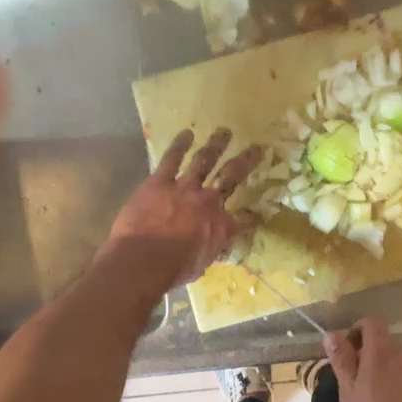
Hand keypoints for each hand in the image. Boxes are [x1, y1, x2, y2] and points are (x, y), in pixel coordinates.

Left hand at [104, 128, 262, 283]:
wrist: (144, 260)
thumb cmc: (173, 270)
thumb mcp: (199, 266)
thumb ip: (208, 252)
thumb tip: (214, 249)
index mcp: (221, 227)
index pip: (243, 220)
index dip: (251, 215)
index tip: (256, 211)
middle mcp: (209, 202)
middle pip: (232, 177)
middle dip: (246, 161)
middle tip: (257, 148)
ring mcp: (184, 188)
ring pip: (204, 160)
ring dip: (216, 145)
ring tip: (224, 132)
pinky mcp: (159, 182)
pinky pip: (171, 159)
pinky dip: (179, 145)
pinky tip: (186, 133)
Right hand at [323, 319, 401, 401]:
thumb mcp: (349, 394)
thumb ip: (342, 361)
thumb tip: (332, 334)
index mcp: (381, 352)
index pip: (371, 323)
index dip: (358, 332)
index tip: (350, 353)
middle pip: (387, 346)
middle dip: (373, 359)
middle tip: (363, 387)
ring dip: (392, 376)